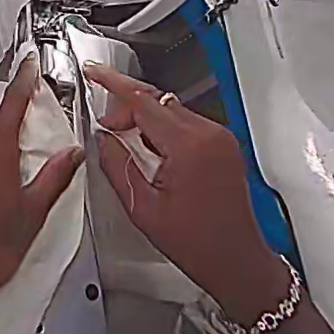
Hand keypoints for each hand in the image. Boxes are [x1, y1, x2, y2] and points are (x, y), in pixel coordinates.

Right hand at [84, 63, 290, 324]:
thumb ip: (117, 164)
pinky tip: (152, 152)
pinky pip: (186, 122)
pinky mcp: (223, 144)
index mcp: (188, 146)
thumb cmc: (197, 243)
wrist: (237, 260)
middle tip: (106, 127)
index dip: (114, 83)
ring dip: (145, 119)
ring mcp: (220, 137)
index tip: (96, 72)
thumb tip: (103, 138)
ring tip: (127, 144)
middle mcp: (209, 134)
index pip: (143, 101)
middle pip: (157, 101)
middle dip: (127, 107)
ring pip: (171, 110)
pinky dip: (164, 129)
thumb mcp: (142, 207)